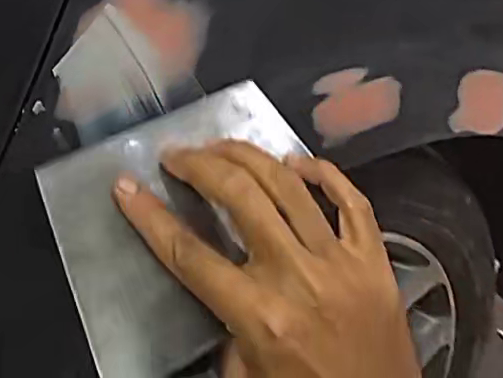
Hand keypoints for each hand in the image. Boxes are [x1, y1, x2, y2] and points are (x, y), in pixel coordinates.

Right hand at [113, 142, 418, 377]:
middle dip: (196, 164)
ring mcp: (342, 266)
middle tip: (175, 156)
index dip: (149, 215)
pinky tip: (293, 162)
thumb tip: (206, 267)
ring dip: (244, 154)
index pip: (189, 252)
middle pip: (237, 194)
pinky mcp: (376, 265)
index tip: (125, 185)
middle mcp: (299, 280)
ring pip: (286, 183)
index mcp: (262, 318)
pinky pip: (351, 201)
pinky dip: (322, 172)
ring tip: (218, 147)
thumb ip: (223, 319)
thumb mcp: (245, 376)